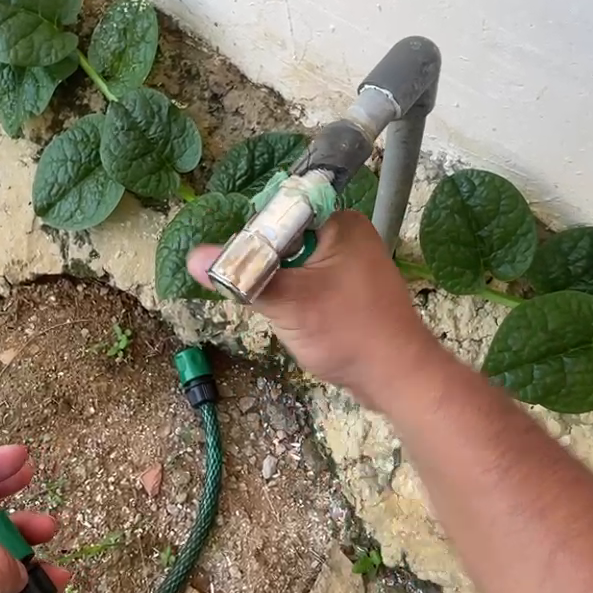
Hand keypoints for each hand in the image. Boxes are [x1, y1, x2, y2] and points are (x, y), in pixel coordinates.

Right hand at [188, 210, 443, 409]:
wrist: (398, 379)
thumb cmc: (348, 333)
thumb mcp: (289, 303)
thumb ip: (242, 278)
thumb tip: (193, 257)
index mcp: (339, 222)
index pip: (279, 213)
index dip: (252, 237)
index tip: (234, 263)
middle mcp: (347, 235)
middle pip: (283, 238)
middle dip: (264, 266)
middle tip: (251, 291)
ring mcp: (351, 263)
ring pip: (294, 264)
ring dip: (278, 286)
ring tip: (278, 310)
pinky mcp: (349, 289)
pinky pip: (309, 282)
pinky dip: (295, 299)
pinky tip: (295, 320)